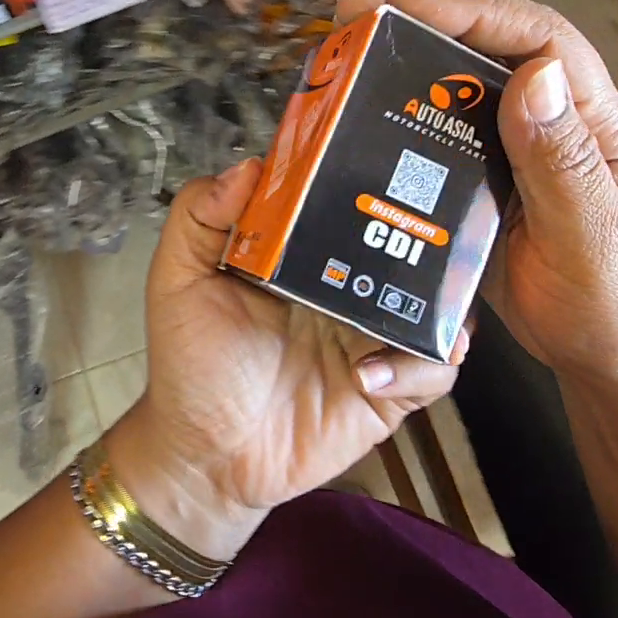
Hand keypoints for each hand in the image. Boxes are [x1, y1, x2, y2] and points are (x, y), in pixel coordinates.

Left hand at [107, 158, 468, 559]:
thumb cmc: (191, 362)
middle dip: (425, 234)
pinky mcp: (387, 390)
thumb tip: (248, 167)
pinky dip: (416, 366)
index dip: (364, 182)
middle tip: (428, 226)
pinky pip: (431, 371)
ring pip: (433, 306)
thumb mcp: (178, 279)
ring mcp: (369, 338)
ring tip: (419, 301)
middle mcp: (343, 289)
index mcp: (300, 255)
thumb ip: (198, 218)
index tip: (379, 161)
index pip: (344, 205)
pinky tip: (368, 373)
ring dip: (438, 302)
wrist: (207, 455)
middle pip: (402, 248)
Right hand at [335, 0, 617, 400]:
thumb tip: (534, 76)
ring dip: (405, 67)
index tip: (407, 11)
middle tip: (354, 20)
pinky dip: (400, 119)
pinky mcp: (482, 187)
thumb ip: (564, 164)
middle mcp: (552, 127)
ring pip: (459, 90)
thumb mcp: (598, 242)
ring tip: (346, 57)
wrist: (615, 368)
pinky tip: (361, 119)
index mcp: (595, 126)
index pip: (540, 41)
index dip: (474, 14)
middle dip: (424, 25)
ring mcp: (515, 157)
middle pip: (489, 52)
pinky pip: (439, 139)